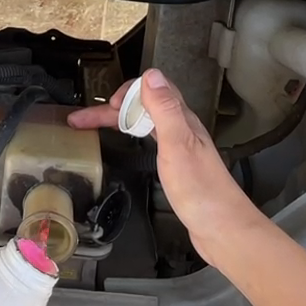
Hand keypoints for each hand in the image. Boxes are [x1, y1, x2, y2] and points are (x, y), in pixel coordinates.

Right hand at [68, 69, 264, 248]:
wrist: (223, 229)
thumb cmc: (202, 192)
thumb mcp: (178, 144)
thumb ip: (165, 109)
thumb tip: (151, 76)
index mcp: (181, 121)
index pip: (150, 90)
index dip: (125, 93)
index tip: (105, 107)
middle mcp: (181, 130)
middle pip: (143, 107)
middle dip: (111, 109)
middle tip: (82, 119)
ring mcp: (180, 148)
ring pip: (144, 123)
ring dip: (119, 120)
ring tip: (95, 127)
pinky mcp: (177, 166)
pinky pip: (149, 140)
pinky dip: (131, 136)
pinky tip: (128, 144)